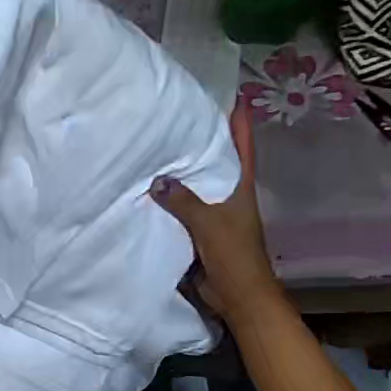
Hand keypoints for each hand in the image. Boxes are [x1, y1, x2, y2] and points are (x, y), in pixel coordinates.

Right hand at [151, 100, 280, 317]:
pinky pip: (180, 211)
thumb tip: (157, 180)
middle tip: (179, 118)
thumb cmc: (234, 255)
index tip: (231, 95)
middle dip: (202, 143)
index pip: (243, 147)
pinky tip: (148, 193)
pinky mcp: (197, 233)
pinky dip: (167, 201)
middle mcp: (228, 196)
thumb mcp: (209, 223)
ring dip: (181, 173)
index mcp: (241, 188)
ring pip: (195, 187)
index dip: (240, 122)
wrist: (238, 295)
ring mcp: (212, 215)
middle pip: (216, 163)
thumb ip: (183, 201)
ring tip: (158, 149)